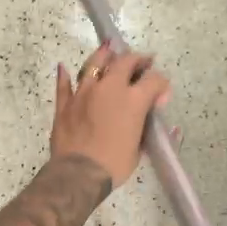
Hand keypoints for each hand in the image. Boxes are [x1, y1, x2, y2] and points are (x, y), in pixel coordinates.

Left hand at [52, 42, 172, 187]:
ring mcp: (84, 92)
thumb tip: (163, 122)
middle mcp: (109, 88)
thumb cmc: (114, 164)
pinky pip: (64, 84)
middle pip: (125, 62)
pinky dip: (64, 76)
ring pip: (94, 64)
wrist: (78, 174)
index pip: (154, 80)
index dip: (161, 85)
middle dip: (137, 59)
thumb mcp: (139, 149)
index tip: (162, 94)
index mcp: (133, 100)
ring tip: (108, 51)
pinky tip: (63, 68)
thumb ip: (148, 129)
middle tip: (142, 61)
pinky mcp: (65, 103)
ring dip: (104, 56)